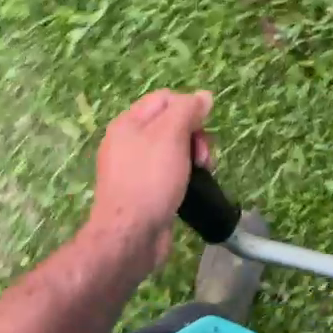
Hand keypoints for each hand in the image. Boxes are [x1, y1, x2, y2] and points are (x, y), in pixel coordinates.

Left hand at [85, 89, 214, 274]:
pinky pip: (169, 172)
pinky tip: (192, 187)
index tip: (202, 128)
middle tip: (203, 157)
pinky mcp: (144, 191)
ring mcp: (135, 169)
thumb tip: (203, 96)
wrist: (130, 237)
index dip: (188, 108)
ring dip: (193, 156)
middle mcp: (128, 142)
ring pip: (173, 149)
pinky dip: (184, 175)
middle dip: (194, 135)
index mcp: (128, 123)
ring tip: (203, 173)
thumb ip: (187, 110)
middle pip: (171, 123)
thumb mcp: (171, 135)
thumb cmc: (149, 179)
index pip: (165, 99)